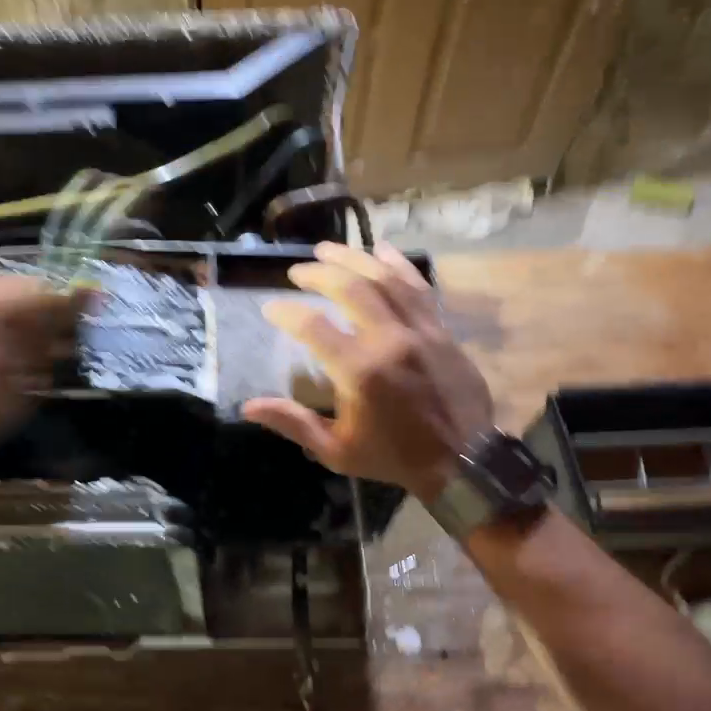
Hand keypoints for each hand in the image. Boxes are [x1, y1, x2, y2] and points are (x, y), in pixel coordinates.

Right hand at [242, 241, 492, 498]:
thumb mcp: (337, 450)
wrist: (461, 460)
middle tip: (298, 270)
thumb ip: (294, 423)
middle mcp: (389, 341)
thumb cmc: (393, 457)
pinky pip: (418, 288)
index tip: (270, 307)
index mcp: (360, 372)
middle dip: (319, 273)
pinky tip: (382, 250)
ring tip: (329, 250)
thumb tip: (248, 407)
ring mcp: (420, 331)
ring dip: (354, 259)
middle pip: (351, 288)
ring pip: (385, 279)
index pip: (314, 327)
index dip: (286, 313)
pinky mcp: (441, 330)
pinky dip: (398, 266)